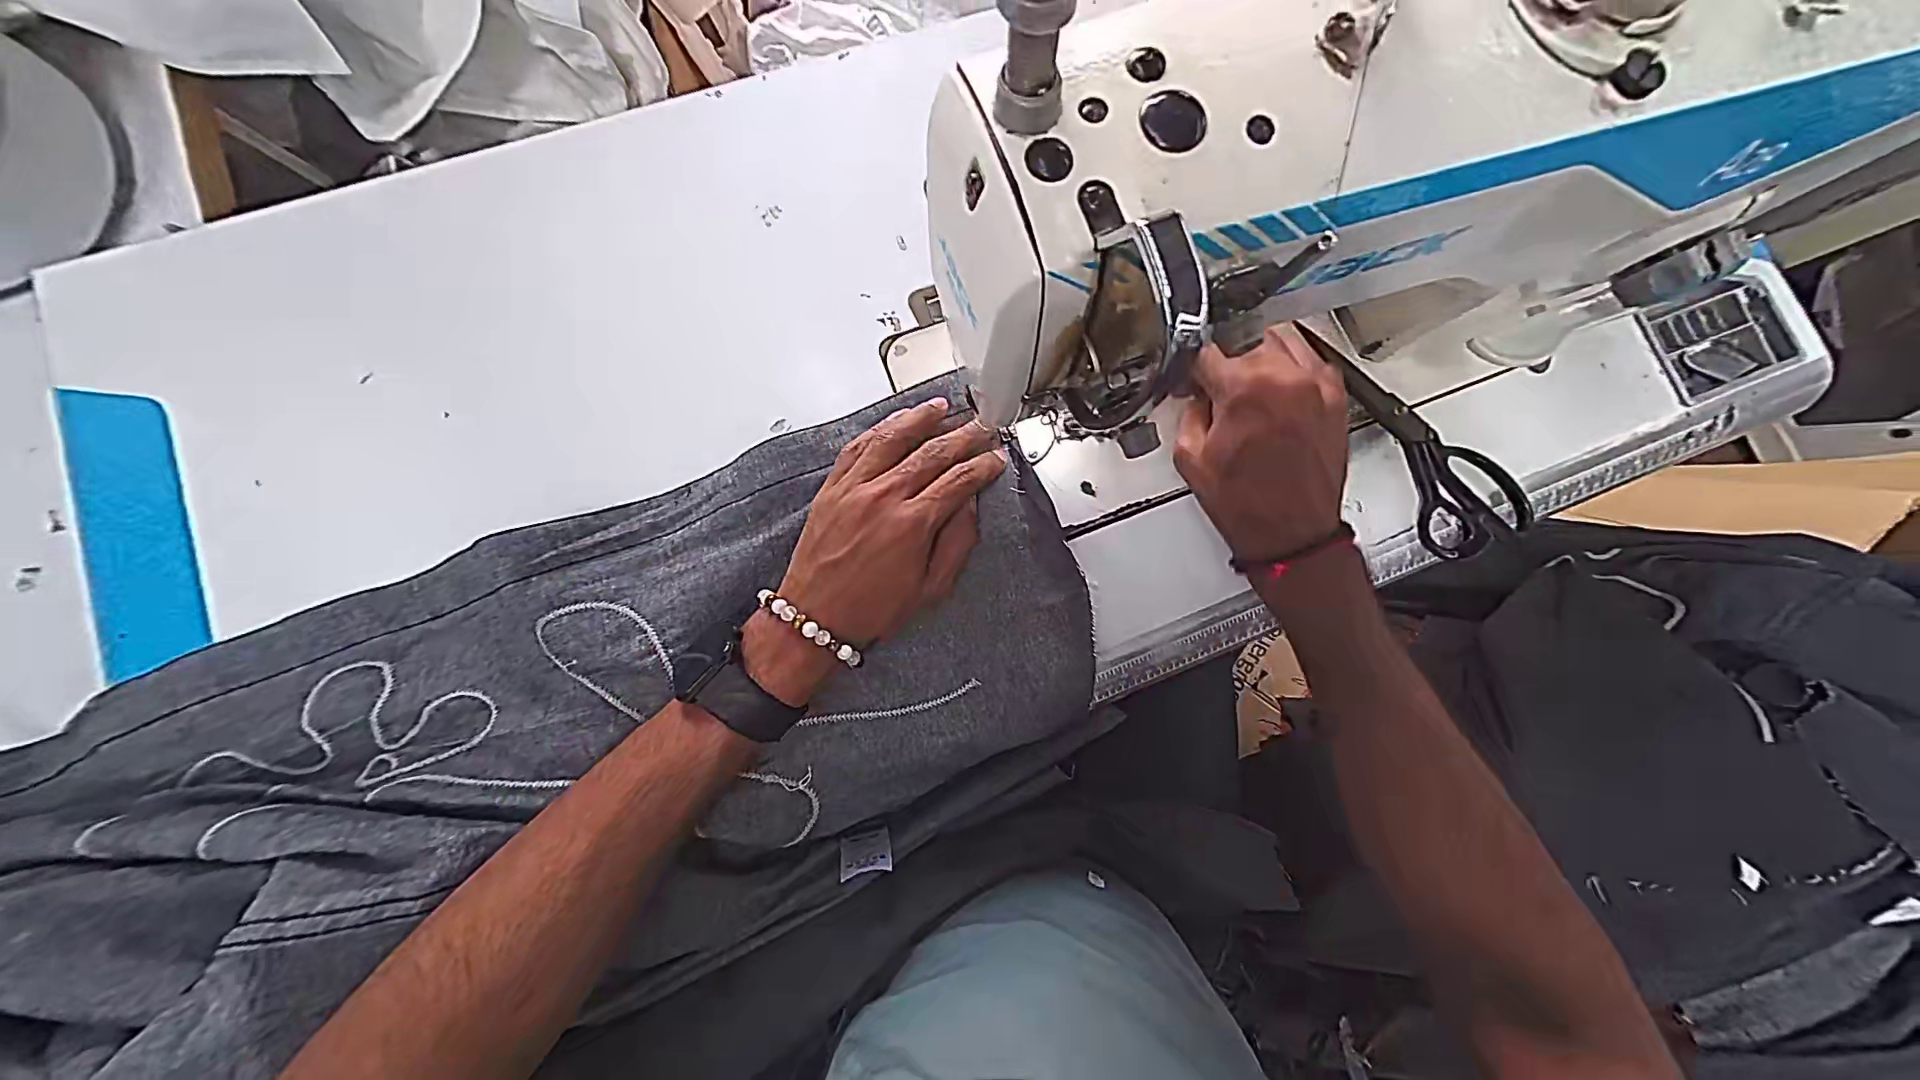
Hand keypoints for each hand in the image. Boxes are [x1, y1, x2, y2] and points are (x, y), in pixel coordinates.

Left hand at [742, 397, 1007, 704]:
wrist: (815, 617)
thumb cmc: (869, 609)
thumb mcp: (930, 588)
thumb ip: (957, 543)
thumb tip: (971, 506)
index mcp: (911, 524)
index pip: (958, 479)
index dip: (982, 465)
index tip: (995, 459)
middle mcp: (883, 498)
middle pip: (932, 452)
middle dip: (963, 436)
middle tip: (980, 427)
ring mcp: (854, 489)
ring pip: (893, 438)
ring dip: (921, 419)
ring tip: (941, 408)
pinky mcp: (832, 489)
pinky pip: (858, 447)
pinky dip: (880, 429)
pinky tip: (894, 422)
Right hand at [1173, 324, 1350, 560]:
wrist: (1291, 531)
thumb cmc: (1249, 504)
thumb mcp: (1191, 458)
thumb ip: (1189, 412)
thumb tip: (1196, 394)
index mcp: (1245, 389)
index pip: (1208, 352)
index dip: (1192, 367)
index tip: (1191, 378)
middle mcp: (1286, 378)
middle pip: (1245, 340)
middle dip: (1226, 361)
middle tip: (1216, 387)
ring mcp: (1316, 385)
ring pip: (1281, 340)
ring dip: (1259, 356)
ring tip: (1247, 386)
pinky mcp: (1336, 397)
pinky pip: (1310, 360)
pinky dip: (1290, 368)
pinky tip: (1275, 391)